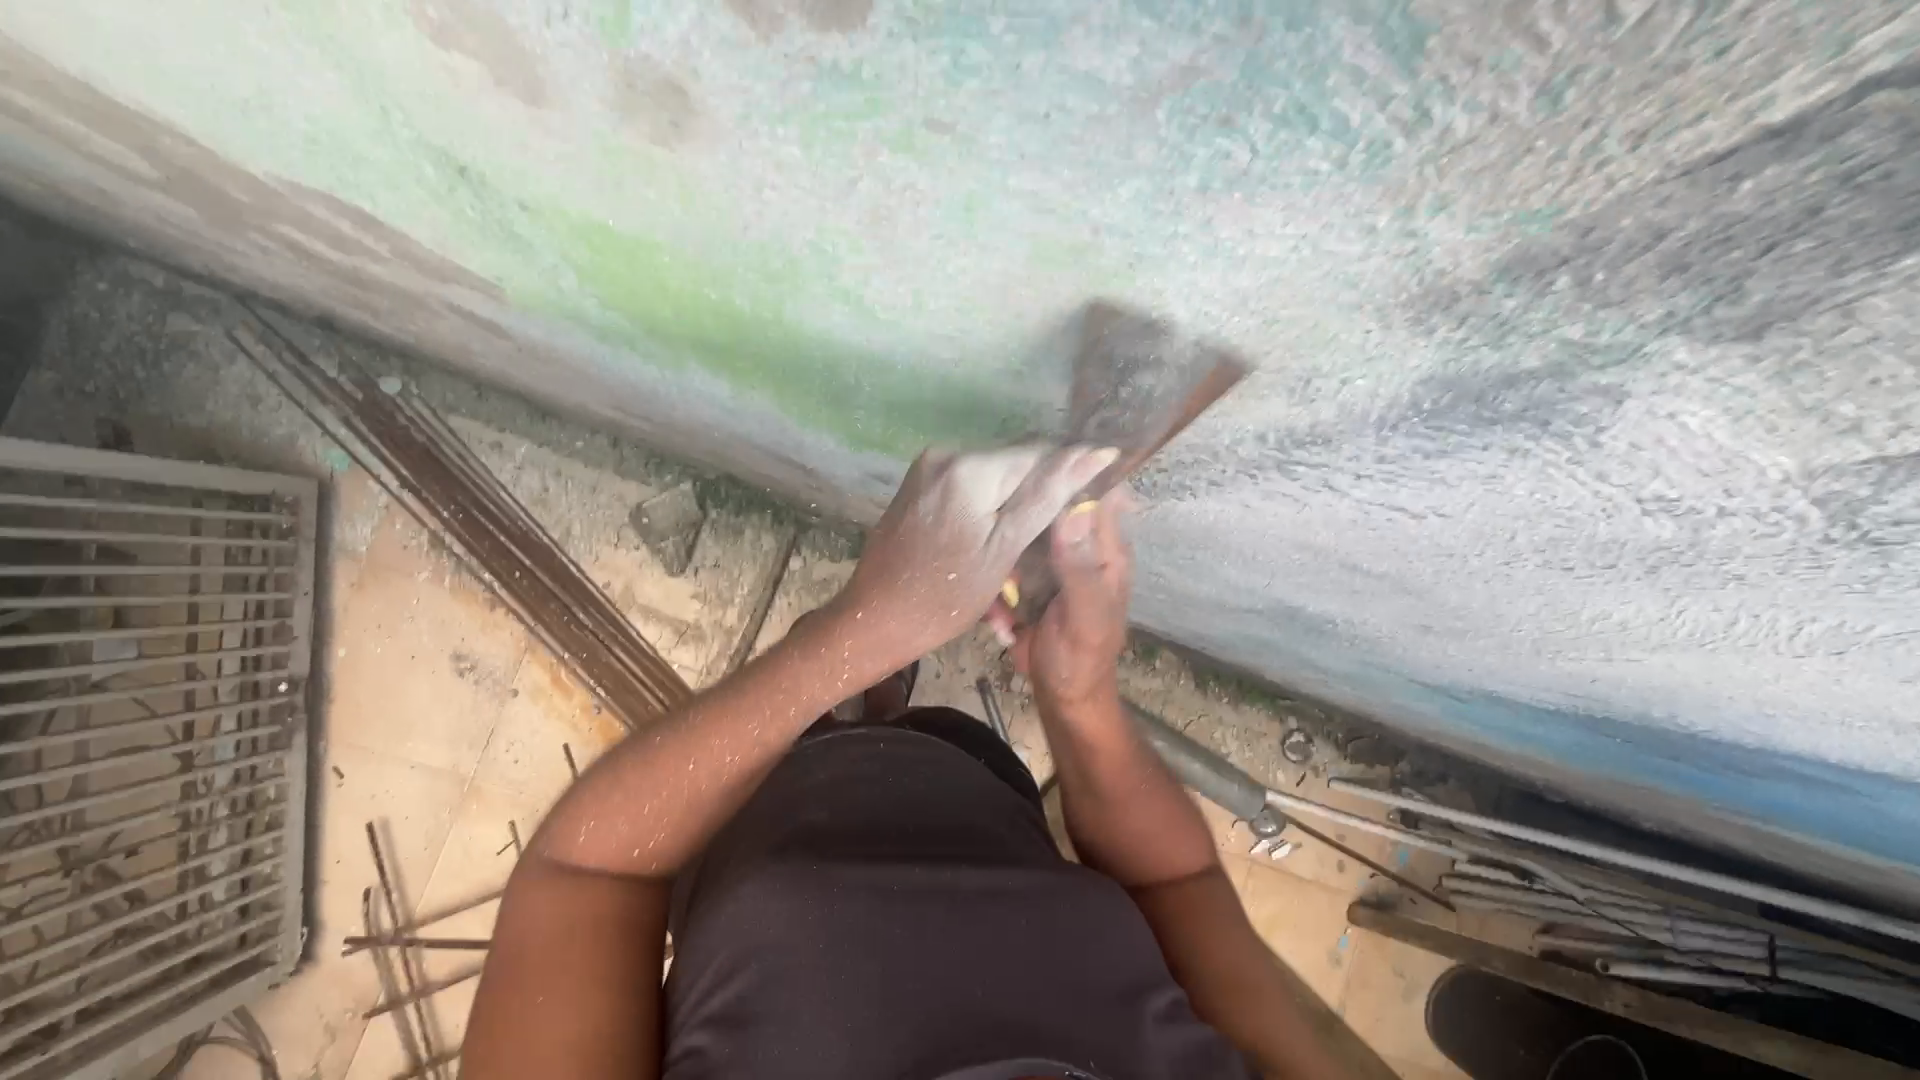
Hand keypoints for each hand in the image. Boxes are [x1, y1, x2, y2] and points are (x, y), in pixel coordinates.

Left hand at [835, 444, 1117, 665]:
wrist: (875, 619)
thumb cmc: (944, 597)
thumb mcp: (1004, 550)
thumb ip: (1048, 497)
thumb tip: (1095, 452)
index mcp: (971, 467)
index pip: (1041, 453)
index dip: (1072, 476)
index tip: (1094, 505)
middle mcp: (947, 453)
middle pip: (1016, 465)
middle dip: (1038, 500)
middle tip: (1053, 544)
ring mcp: (929, 467)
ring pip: (995, 480)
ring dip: (1013, 513)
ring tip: (1024, 559)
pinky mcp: (921, 483)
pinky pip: (970, 490)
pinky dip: (987, 517)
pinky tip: (994, 550)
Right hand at [1010, 492, 1132, 710]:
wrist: (1061, 697)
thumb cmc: (1082, 659)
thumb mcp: (1085, 616)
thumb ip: (1078, 567)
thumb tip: (1070, 510)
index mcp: (1106, 549)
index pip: (1095, 493)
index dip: (1069, 474)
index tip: (1031, 470)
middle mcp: (1079, 547)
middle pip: (1047, 509)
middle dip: (1019, 530)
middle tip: (1004, 560)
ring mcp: (1050, 564)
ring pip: (1018, 539)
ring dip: (1004, 571)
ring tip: (1005, 602)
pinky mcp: (1026, 581)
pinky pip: (1003, 570)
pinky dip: (997, 595)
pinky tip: (1002, 622)